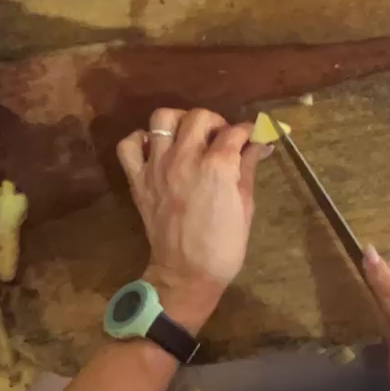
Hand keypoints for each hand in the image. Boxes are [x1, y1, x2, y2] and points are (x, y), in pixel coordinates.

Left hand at [116, 107, 268, 328]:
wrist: (186, 274)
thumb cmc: (224, 246)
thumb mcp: (245, 207)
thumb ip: (248, 169)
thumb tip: (260, 145)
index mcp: (217, 166)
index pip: (235, 131)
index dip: (249, 131)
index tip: (253, 137)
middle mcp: (185, 158)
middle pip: (199, 116)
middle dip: (215, 122)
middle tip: (220, 139)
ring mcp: (157, 167)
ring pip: (162, 119)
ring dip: (179, 122)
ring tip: (188, 138)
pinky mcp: (138, 180)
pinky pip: (128, 146)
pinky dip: (140, 141)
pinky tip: (155, 150)